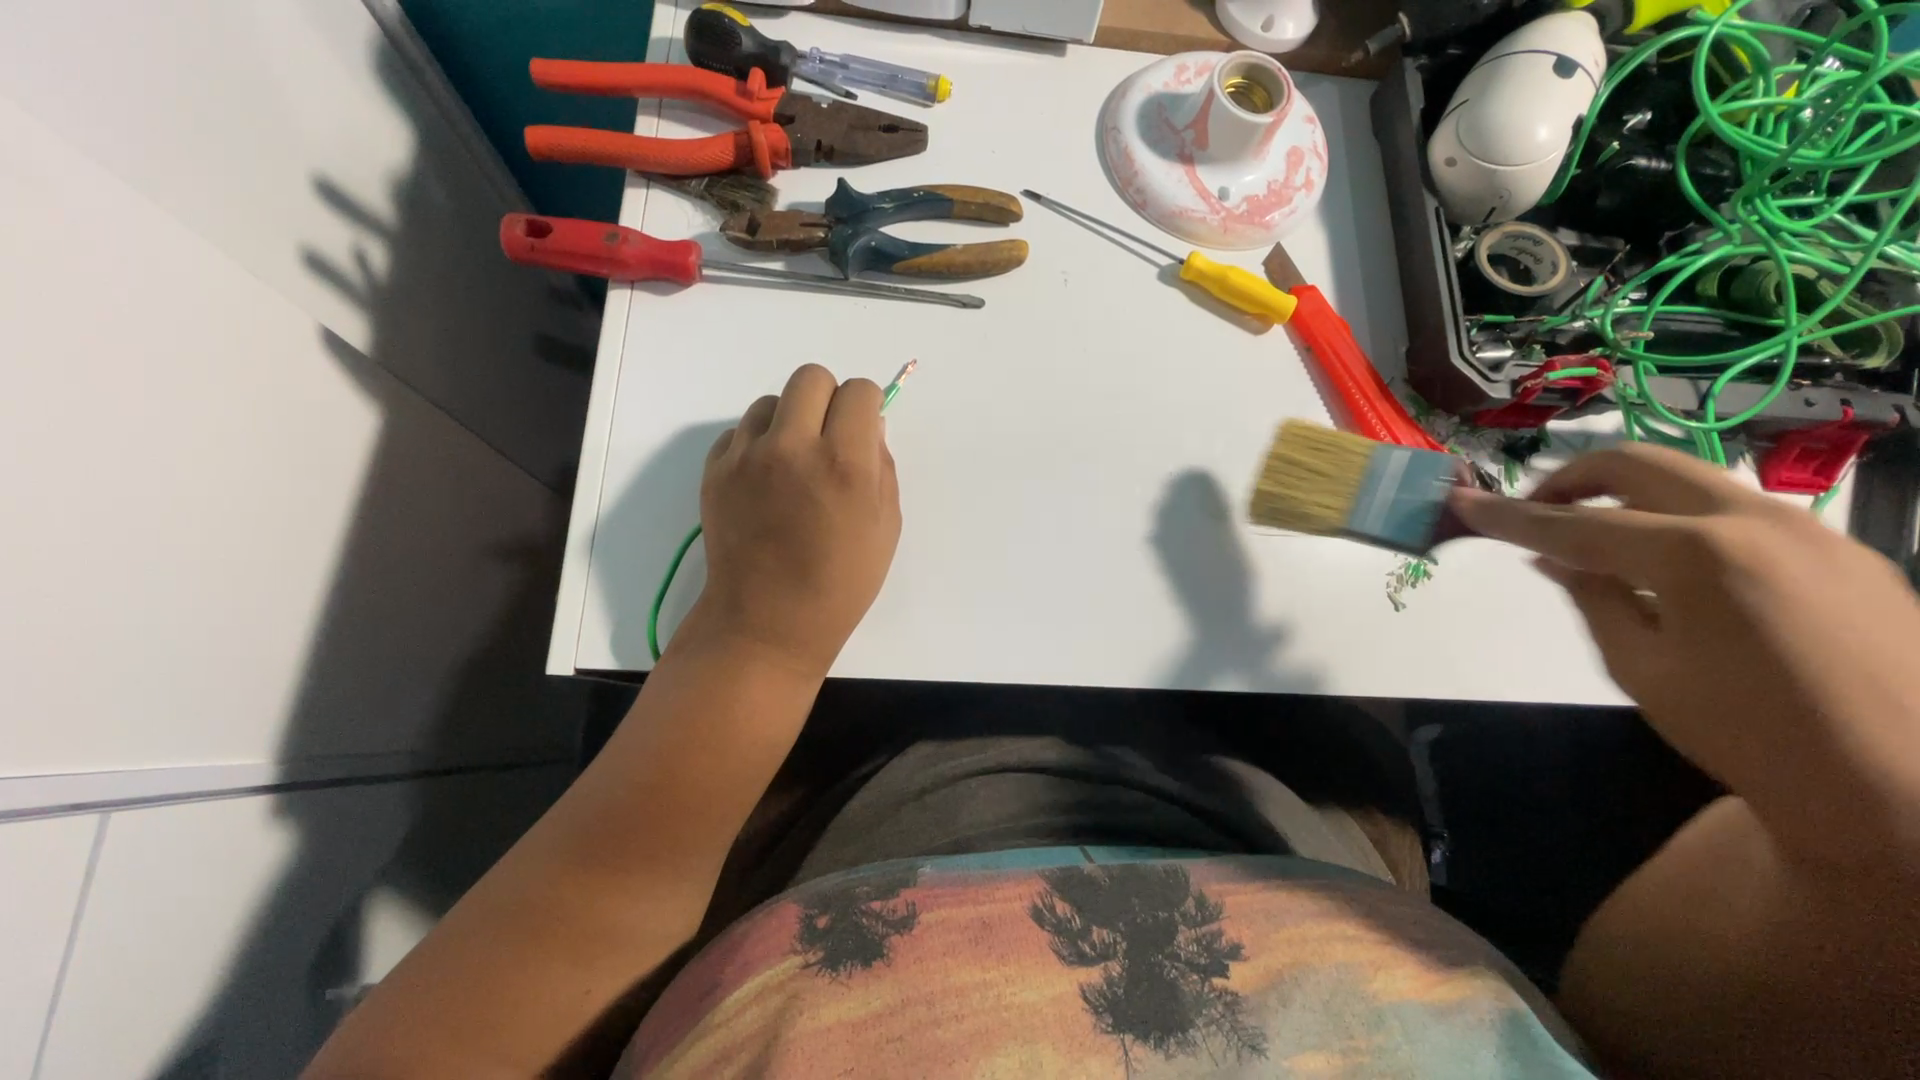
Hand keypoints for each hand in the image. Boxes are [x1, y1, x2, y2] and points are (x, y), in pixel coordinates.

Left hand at [682, 364, 900, 675]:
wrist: (767, 622)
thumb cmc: (840, 584)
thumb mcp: (886, 527)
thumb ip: (882, 467)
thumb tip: (868, 426)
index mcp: (845, 464)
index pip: (858, 392)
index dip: (865, 408)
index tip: (861, 433)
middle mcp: (793, 448)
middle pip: (810, 378)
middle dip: (827, 400)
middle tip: (828, 439)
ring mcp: (747, 457)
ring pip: (771, 402)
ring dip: (788, 422)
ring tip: (792, 464)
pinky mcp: (715, 470)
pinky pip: (739, 432)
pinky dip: (756, 445)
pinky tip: (764, 482)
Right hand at [1450, 443, 1919, 863]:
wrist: (1908, 789)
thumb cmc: (1750, 737)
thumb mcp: (1642, 671)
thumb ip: (1593, 599)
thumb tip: (1557, 558)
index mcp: (1696, 553)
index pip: (1576, 523)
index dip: (1510, 515)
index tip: (1462, 503)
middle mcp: (1755, 519)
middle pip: (1639, 462)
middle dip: (1572, 479)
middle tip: (1535, 513)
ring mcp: (1810, 528)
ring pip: (1693, 479)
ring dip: (1630, 496)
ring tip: (1600, 543)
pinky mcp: (1845, 550)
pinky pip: (1741, 513)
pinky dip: (1684, 521)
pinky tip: (1675, 571)